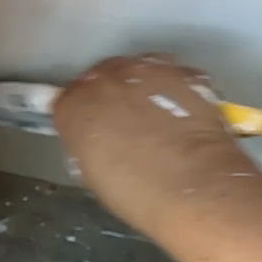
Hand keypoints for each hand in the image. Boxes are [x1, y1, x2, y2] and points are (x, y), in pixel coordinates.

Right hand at [51, 54, 261, 234]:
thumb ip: (85, 142)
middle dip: (108, 94)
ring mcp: (143, 71)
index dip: (81, 115)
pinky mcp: (181, 74)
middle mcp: (102, 79)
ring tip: (154, 110)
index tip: (92, 130)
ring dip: (139, 84)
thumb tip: (95, 137)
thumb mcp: (91, 172)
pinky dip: (173, 86)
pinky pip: (171, 74)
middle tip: (124, 120)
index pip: (67, 100)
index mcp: (73, 106)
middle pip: (98, 77)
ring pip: (135, 68)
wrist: (194, 188)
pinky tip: (182, 108)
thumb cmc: (135, 192)